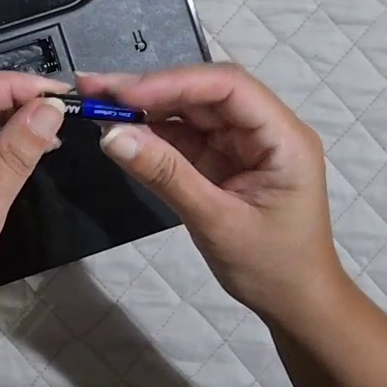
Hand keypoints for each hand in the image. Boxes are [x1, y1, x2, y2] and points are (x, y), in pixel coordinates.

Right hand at [82, 65, 343, 319]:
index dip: (172, 82)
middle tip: (92, 88)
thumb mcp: (216, 222)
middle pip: (202, 92)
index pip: (227, 87)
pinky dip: (148, 132)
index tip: (122, 94)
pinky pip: (181, 135)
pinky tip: (117, 129)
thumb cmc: (271, 266)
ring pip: (187, 110)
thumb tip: (110, 136)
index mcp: (282, 137)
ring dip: (142, 106)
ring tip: (94, 103)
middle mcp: (262, 128)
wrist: (295, 304)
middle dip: (148, 89)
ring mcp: (239, 143)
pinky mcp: (219, 158)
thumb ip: (165, 175)